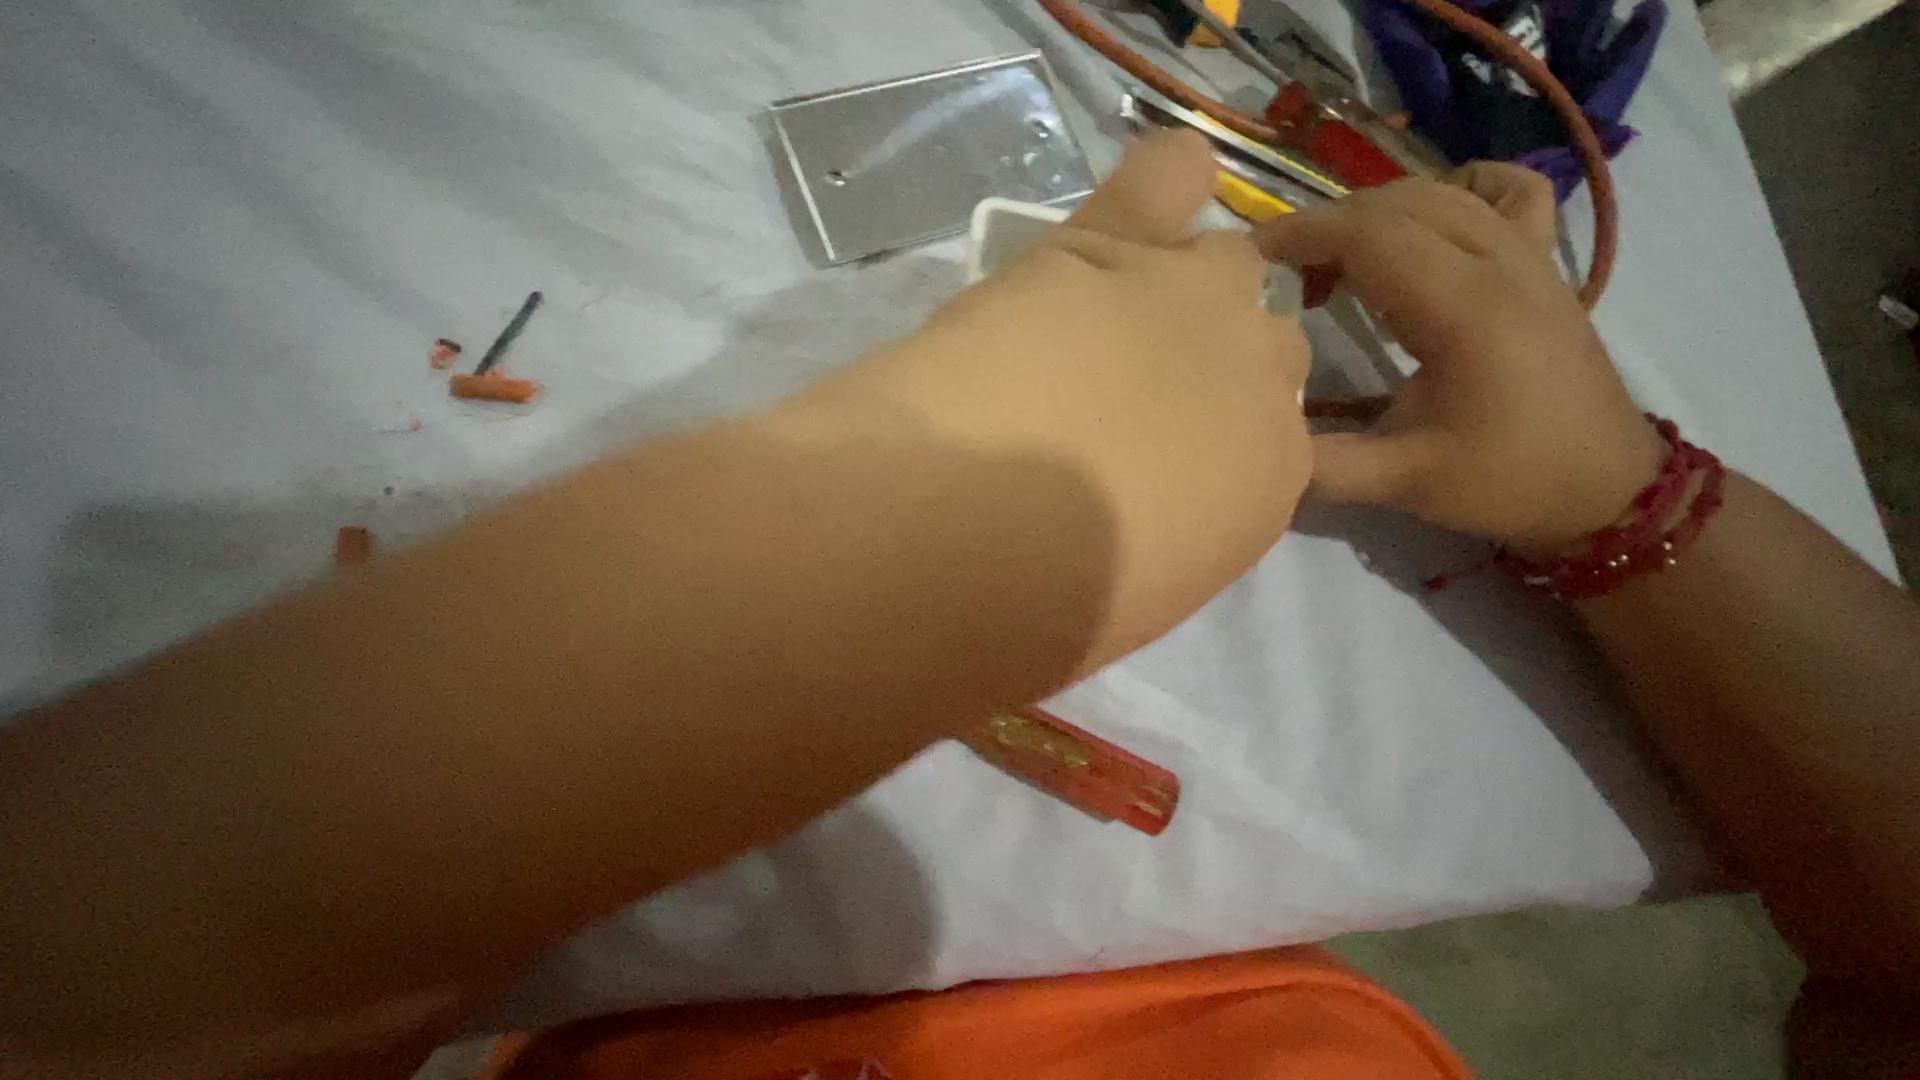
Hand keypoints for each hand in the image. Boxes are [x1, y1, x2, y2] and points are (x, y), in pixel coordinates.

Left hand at [793, 130, 1312, 662]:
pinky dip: (1160, 183)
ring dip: (1187, 278)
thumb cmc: (1059, 604)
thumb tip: (1129, 520)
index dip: (1215, 440)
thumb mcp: (1136, 596)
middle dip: (1213, 361)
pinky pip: (1158, 185)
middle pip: (1266, 342)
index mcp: (1265, 483)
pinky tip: (1160, 181)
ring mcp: (1186, 302)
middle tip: (1135, 390)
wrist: (994, 529)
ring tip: (1133, 293)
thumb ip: (1160, 540)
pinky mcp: (1100, 251)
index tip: (1162, 459)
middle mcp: (1254, 380)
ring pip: (1225, 261)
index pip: (1271, 440)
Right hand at [1258, 163, 1665, 549]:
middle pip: (1399, 204)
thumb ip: (1320, 464)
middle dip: (1327, 225)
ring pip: (1441, 193)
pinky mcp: (1546, 264)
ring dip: (1373, 214)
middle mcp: (1502, 264)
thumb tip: (1256, 436)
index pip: (1373, 236)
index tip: (1250, 256)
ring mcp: (1532, 256)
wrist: (1606, 488)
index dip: (1304, 234)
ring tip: (1331, 262)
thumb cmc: (1504, 481)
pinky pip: (1506, 193)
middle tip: (1280, 272)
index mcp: (1465, 311)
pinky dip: (1456, 191)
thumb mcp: (1401, 482)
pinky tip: (1427, 224)